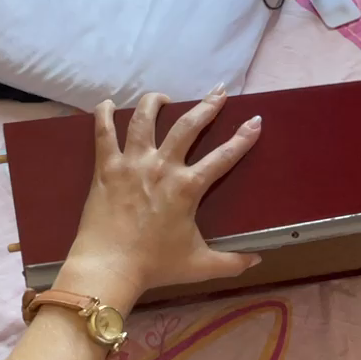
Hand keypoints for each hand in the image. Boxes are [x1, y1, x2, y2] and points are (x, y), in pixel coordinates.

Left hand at [57, 89, 261, 308]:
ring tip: (164, 97)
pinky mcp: (105, 167)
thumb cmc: (155, 266)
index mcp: (187, 187)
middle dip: (207, 105)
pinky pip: (103, 133)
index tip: (255, 121)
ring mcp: (131, 163)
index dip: (242, 138)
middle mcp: (161, 167)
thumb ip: (232, 262)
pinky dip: (103, 114)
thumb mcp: (200, 266)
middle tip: (219, 92)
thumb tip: (258, 260)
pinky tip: (106, 104)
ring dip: (155, 102)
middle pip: (188, 126)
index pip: (222, 157)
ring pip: (143, 119)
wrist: (109, 267)